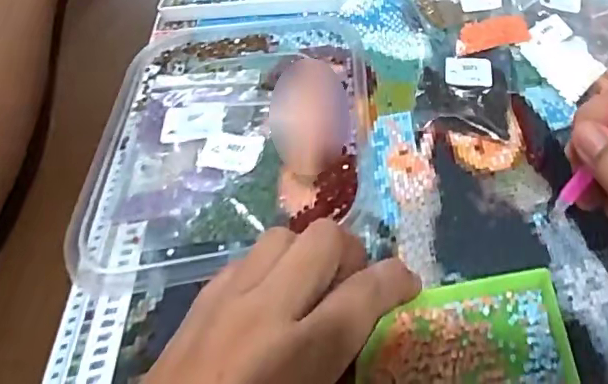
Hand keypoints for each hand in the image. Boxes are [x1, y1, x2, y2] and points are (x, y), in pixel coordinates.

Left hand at [145, 219, 418, 383]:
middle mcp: (263, 314)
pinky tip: (267, 301)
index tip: (409, 285)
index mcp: (296, 356)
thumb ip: (341, 370)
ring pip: (284, 236)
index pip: (364, 294)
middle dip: (351, 256)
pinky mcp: (199, 300)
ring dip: (307, 256)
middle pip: (325, 240)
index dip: (396, 281)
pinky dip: (269, 268)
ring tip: (311, 289)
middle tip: (355, 288)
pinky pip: (247, 258)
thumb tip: (367, 336)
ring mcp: (225, 299)